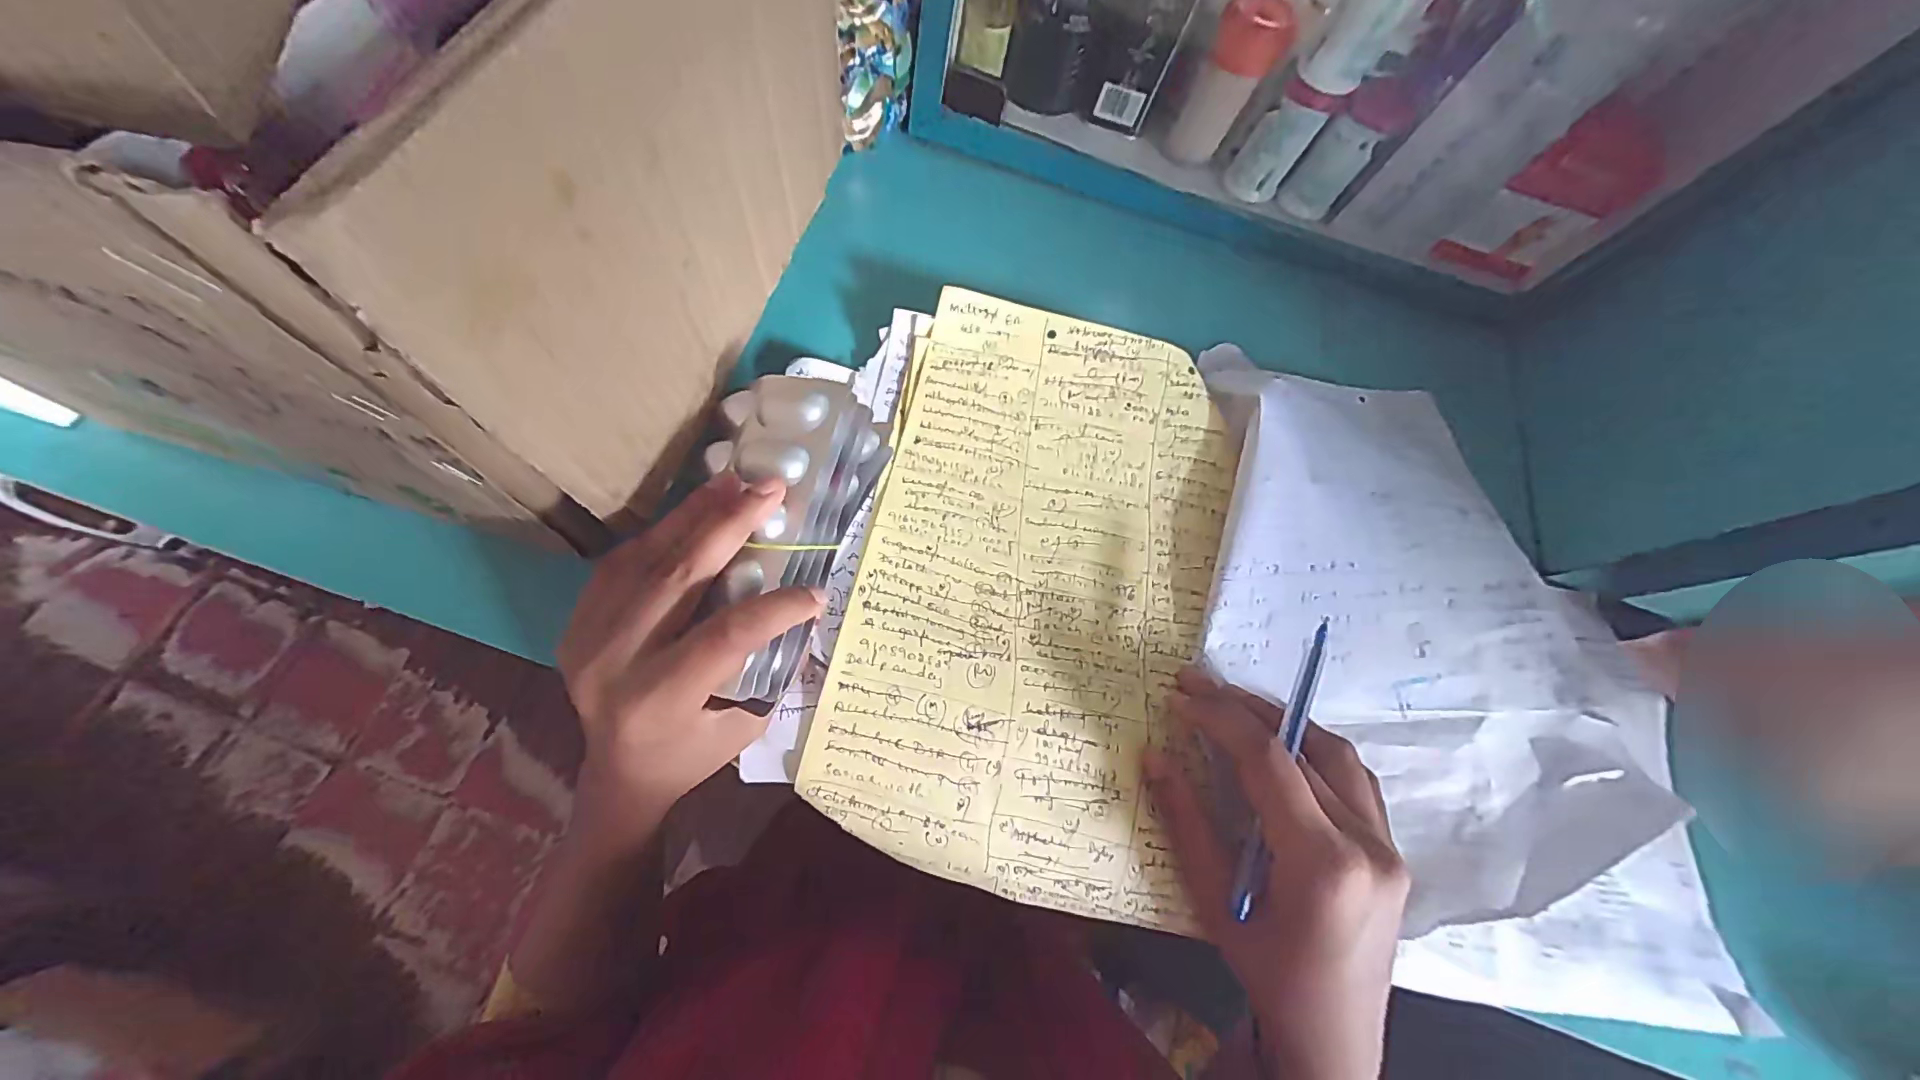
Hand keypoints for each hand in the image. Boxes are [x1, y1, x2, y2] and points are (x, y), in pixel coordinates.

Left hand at [556, 472, 822, 854]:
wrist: (618, 772)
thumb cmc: (691, 754)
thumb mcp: (742, 724)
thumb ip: (766, 664)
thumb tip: (798, 604)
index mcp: (660, 698)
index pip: (726, 634)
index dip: (775, 606)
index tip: (815, 591)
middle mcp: (615, 662)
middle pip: (679, 577)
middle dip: (731, 526)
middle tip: (770, 491)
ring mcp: (587, 637)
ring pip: (646, 558)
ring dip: (695, 514)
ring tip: (735, 482)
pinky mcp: (577, 622)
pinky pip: (623, 562)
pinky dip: (664, 530)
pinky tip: (697, 509)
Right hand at [1145, 668, 1407, 1079]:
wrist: (1334, 1035)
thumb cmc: (1266, 973)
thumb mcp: (1213, 901)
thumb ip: (1186, 822)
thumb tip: (1154, 756)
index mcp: (1324, 864)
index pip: (1270, 762)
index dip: (1221, 720)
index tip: (1180, 698)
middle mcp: (1368, 846)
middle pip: (1304, 748)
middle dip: (1244, 708)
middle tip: (1197, 683)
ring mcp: (1389, 847)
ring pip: (1336, 755)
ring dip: (1283, 720)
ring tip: (1233, 704)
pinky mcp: (1393, 850)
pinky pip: (1354, 779)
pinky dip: (1312, 747)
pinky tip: (1282, 745)